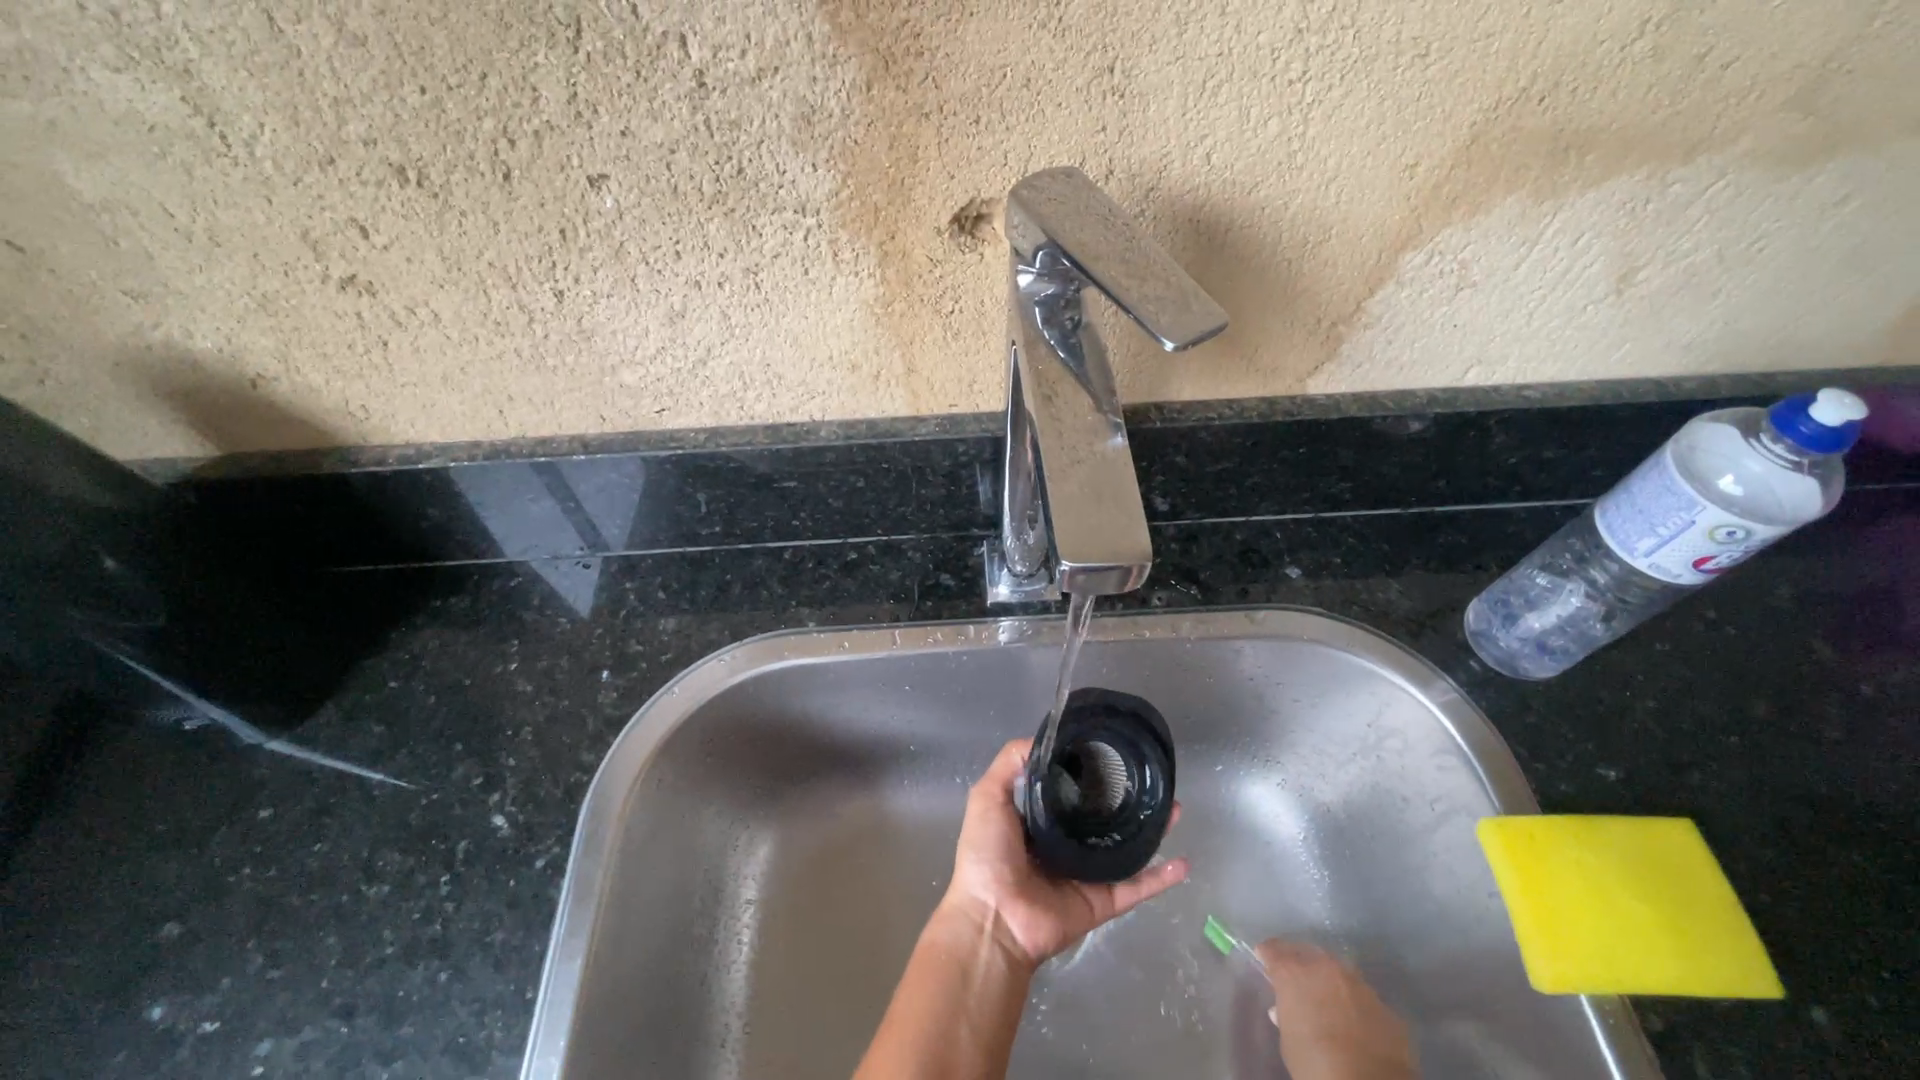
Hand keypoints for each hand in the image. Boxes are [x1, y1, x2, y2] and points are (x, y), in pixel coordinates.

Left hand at [937, 738, 1189, 969]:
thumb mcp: (988, 797)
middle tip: (1149, 778)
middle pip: (1103, 816)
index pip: (1069, 790)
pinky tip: (1183, 862)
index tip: (1110, 751)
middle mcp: (1064, 844)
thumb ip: (1010, 765)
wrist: (995, 919)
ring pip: (1127, 847)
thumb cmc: (988, 855)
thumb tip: (1043, 738)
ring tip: (1174, 806)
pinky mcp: (1103, 900)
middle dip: (1126, 798)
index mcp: (1038, 821)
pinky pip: (1137, 887)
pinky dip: (1161, 877)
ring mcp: (1087, 874)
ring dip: (1152, 829)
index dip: (1087, 771)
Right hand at [1257, 940, 1416, 1079]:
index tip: (1263, 957)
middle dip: (1300, 960)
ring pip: (1340, 972)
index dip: (1267, 954)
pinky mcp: (1386, 1008)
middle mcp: (1327, 970)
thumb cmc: (1315, 1062)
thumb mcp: (1288, 1041)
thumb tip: (1284, 1011)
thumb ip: (1286, 1016)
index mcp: (1295, 973)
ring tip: (1326, 997)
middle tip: (1295, 975)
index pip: (1274, 950)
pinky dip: (1355, 1003)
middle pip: (1309, 953)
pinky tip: (1354, 1021)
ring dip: (1330, 980)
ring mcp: (1360, 986)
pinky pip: (1364, 998)